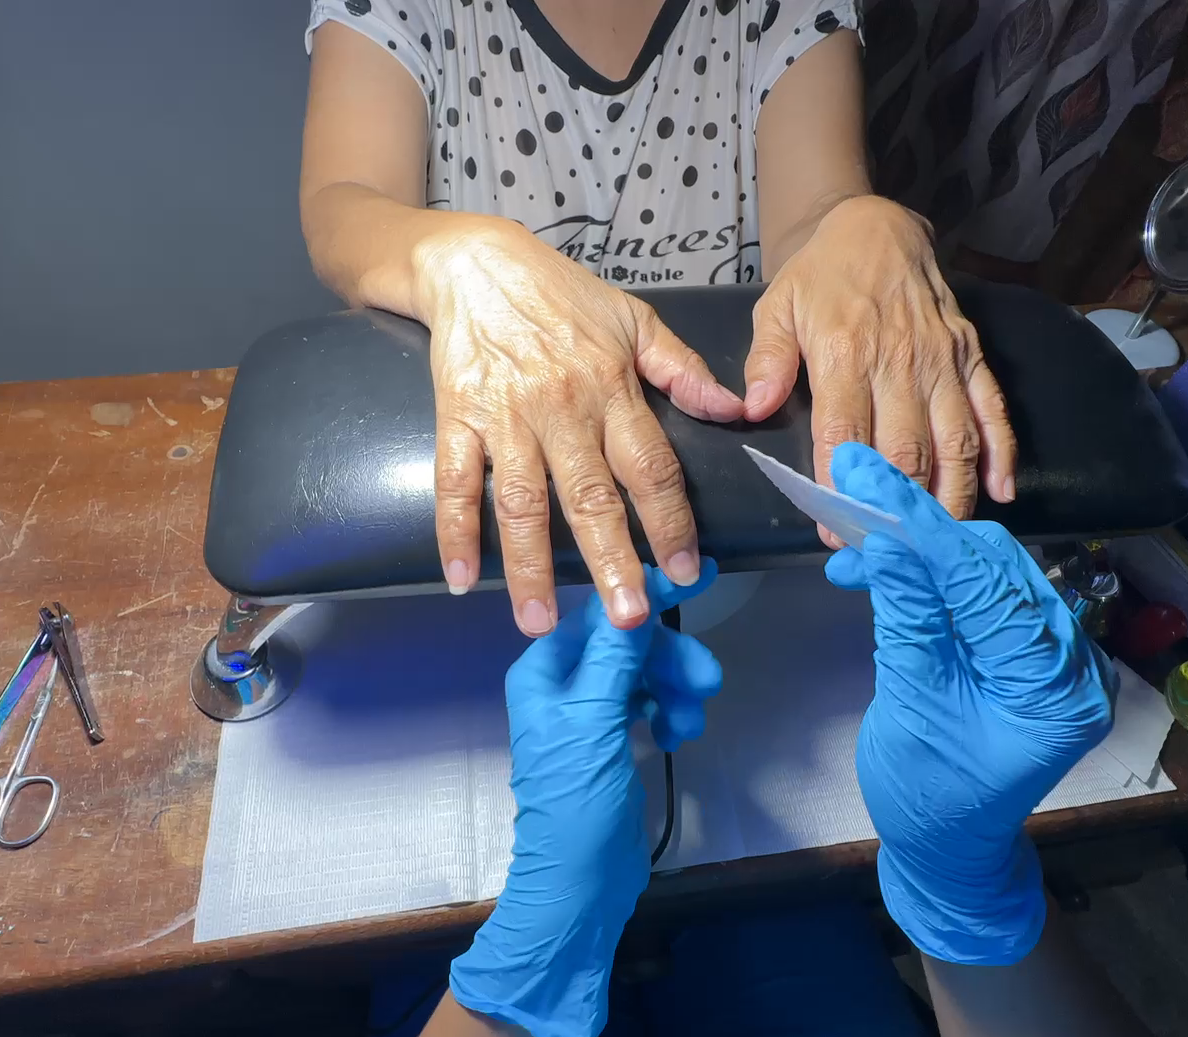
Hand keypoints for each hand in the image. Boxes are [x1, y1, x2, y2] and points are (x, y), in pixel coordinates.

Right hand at [414, 219, 743, 636]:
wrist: (476, 263)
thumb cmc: (561, 295)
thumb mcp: (634, 319)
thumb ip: (682, 370)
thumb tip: (735, 409)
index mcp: (611, 391)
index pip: (649, 467)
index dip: (669, 521)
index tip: (682, 570)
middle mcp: (561, 412)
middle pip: (589, 497)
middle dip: (610, 560)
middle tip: (626, 617)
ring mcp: (505, 420)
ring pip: (520, 503)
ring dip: (529, 566)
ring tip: (539, 622)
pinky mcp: (457, 419)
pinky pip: (453, 482)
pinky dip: (453, 531)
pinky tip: (460, 580)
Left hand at [451, 562, 723, 1036]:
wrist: (579, 888)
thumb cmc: (577, 801)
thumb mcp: (596, 721)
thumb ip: (618, 654)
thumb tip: (638, 586)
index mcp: (545, 669)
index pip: (600, 613)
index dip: (646, 595)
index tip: (696, 575)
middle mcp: (564, 683)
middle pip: (628, 644)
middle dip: (668, 659)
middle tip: (708, 681)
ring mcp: (590, 710)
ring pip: (643, 673)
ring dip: (673, 690)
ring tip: (690, 722)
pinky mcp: (613, 735)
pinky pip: (647, 702)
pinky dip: (667, 711)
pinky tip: (676, 734)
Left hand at [744, 195, 1016, 526]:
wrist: (875, 228)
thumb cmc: (818, 279)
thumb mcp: (776, 310)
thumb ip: (767, 361)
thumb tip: (753, 408)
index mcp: (847, 356)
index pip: (846, 436)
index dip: (843, 488)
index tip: (836, 532)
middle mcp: (900, 363)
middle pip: (906, 449)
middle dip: (896, 507)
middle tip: (889, 553)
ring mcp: (942, 361)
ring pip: (954, 439)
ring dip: (950, 495)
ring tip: (940, 541)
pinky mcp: (970, 356)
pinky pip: (992, 408)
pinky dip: (1001, 453)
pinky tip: (1001, 494)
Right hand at [823, 444, 1113, 964]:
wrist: (947, 847)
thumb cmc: (928, 794)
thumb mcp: (911, 705)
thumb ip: (906, 618)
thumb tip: (889, 542)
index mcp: (1051, 685)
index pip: (984, 582)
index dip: (921, 525)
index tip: (868, 478)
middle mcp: (1064, 657)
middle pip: (992, 562)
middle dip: (918, 526)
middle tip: (853, 495)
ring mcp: (1043, 652)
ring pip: (980, 569)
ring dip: (915, 551)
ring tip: (852, 550)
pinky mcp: (1014, 649)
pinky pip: (969, 594)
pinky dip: (922, 577)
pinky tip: (876, 573)